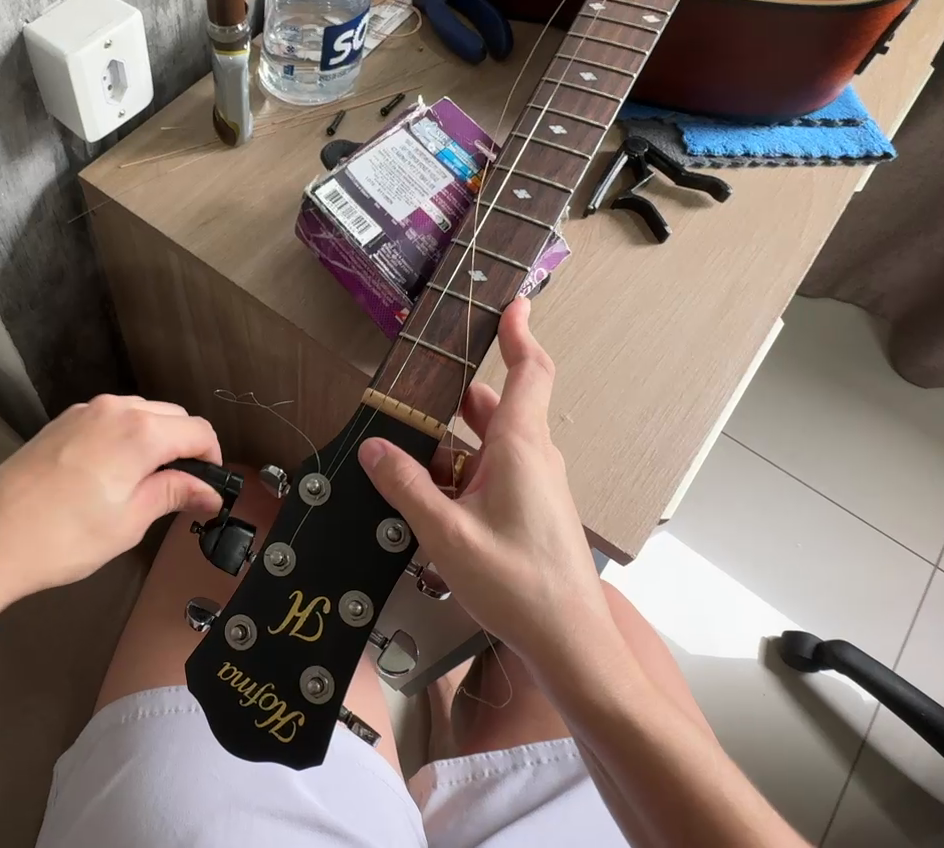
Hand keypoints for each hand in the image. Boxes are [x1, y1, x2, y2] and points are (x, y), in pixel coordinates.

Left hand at [0, 395, 222, 614]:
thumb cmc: (62, 538)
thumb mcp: (129, 521)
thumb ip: (174, 494)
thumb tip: (210, 492)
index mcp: (139, 431)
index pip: (198, 430)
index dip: (212, 459)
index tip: (209, 490)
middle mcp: (114, 409)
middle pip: (171, 416)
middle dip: (185, 448)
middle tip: (181, 492)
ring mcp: (83, 412)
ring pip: (140, 414)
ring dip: (154, 440)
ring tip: (145, 485)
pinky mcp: (60, 422)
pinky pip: (109, 419)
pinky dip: (125, 438)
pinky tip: (111, 475)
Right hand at [358, 299, 611, 663]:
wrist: (570, 643)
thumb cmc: (514, 583)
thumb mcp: (445, 534)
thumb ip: (406, 487)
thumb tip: (373, 446)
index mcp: (520, 448)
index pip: (529, 373)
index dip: (520, 333)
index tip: (512, 301)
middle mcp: (532, 458)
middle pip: (497, 406)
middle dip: (457, 394)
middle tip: (412, 386)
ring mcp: (535, 485)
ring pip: (492, 441)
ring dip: (455, 438)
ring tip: (406, 443)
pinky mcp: (532, 509)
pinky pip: (494, 470)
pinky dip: (463, 467)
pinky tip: (430, 493)